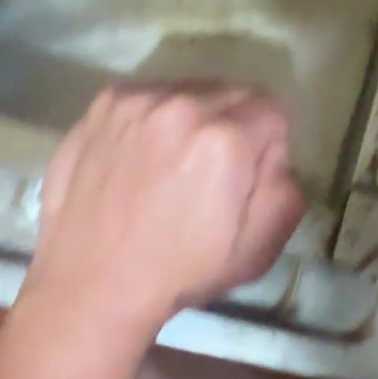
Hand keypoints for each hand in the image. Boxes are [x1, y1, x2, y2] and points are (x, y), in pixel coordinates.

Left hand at [20, 87, 304, 331]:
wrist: (90, 288)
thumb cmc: (180, 273)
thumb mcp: (259, 247)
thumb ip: (287, 188)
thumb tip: (276, 157)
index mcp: (226, 139)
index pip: (273, 109)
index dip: (268, 145)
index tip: (246, 177)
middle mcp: (183, 105)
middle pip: (234, 93)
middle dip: (235, 125)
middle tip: (213, 172)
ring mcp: (137, 101)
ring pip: (191, 90)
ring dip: (195, 118)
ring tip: (174, 163)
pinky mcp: (103, 105)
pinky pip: (150, 95)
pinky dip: (156, 117)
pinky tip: (143, 157)